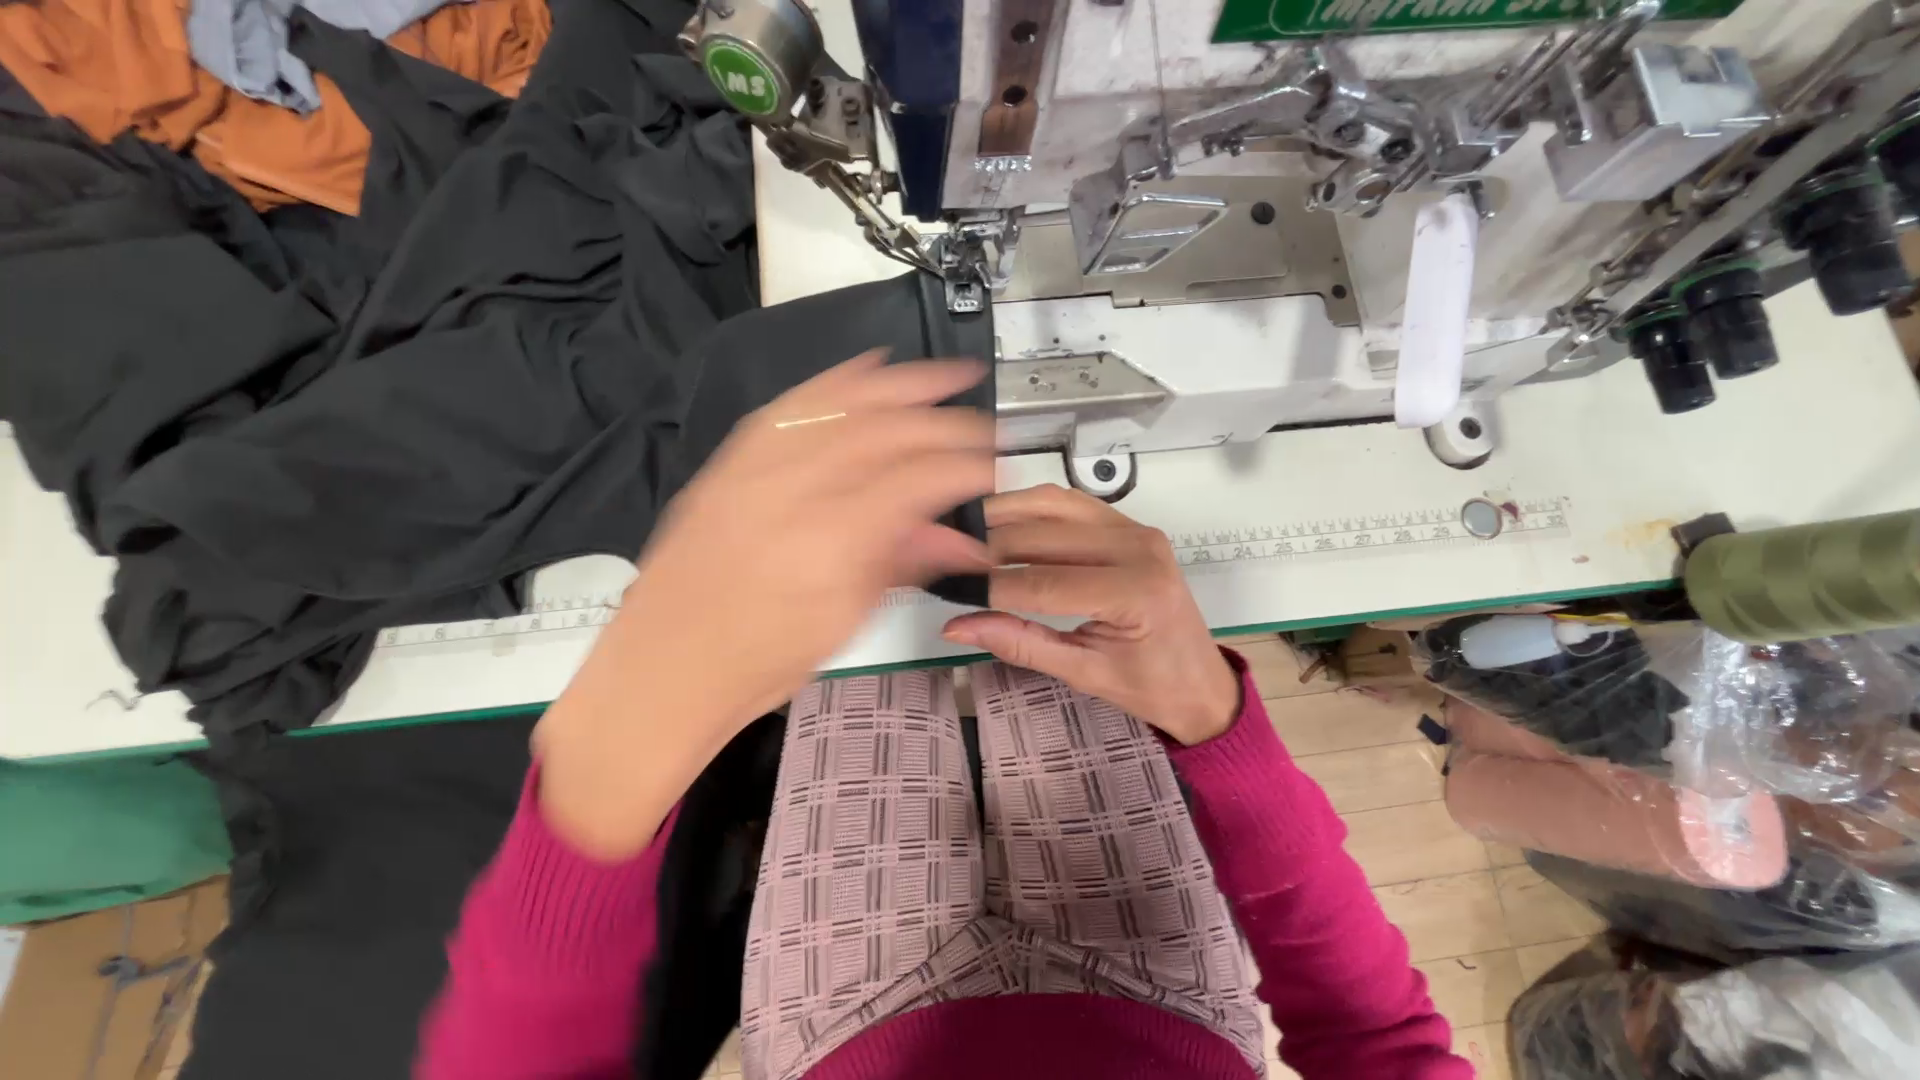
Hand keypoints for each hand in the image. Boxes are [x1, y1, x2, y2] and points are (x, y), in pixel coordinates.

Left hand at [536, 350, 995, 857]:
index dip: (965, 466)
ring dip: (898, 384)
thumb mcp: (841, 621)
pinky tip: (866, 367)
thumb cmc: (756, 664)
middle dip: (943, 420)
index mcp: (829, 541)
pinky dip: (834, 382)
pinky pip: (788, 405)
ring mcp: (753, 470)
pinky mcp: (729, 464)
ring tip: (942, 374)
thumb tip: (961, 542)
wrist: (663, 670)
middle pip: (883, 432)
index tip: (993, 466)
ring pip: (837, 405)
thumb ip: (901, 565)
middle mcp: (790, 491)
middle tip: (982, 421)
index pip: (915, 480)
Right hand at [941, 484, 1240, 745]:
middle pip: (1043, 536)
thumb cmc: (1149, 686)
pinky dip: (1031, 508)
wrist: (1200, 680)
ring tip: (964, 533)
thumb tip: (954, 626)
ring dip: (1005, 514)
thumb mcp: (1082, 672)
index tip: (945, 588)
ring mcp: (1135, 528)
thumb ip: (1018, 642)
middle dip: (988, 548)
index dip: (989, 586)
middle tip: (943, 559)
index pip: (1043, 583)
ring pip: (1053, 503)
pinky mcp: (1129, 524)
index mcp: (1136, 592)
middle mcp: (1138, 547)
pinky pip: (1070, 503)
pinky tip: (1001, 522)